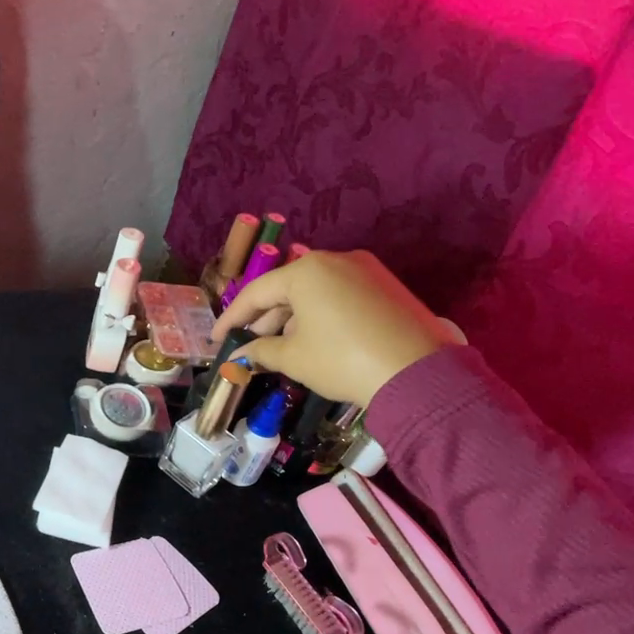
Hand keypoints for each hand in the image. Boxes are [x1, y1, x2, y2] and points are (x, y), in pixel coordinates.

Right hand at [212, 250, 456, 407]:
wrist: (416, 373)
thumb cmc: (342, 359)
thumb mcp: (293, 358)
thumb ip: (260, 352)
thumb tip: (240, 357)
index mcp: (306, 270)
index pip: (256, 292)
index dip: (232, 318)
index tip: (216, 340)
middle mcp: (336, 260)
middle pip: (287, 288)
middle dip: (265, 319)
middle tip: (248, 346)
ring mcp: (365, 271)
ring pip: (315, 292)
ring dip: (292, 319)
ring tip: (279, 349)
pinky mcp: (386, 287)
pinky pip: (340, 296)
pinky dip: (320, 316)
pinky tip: (312, 342)